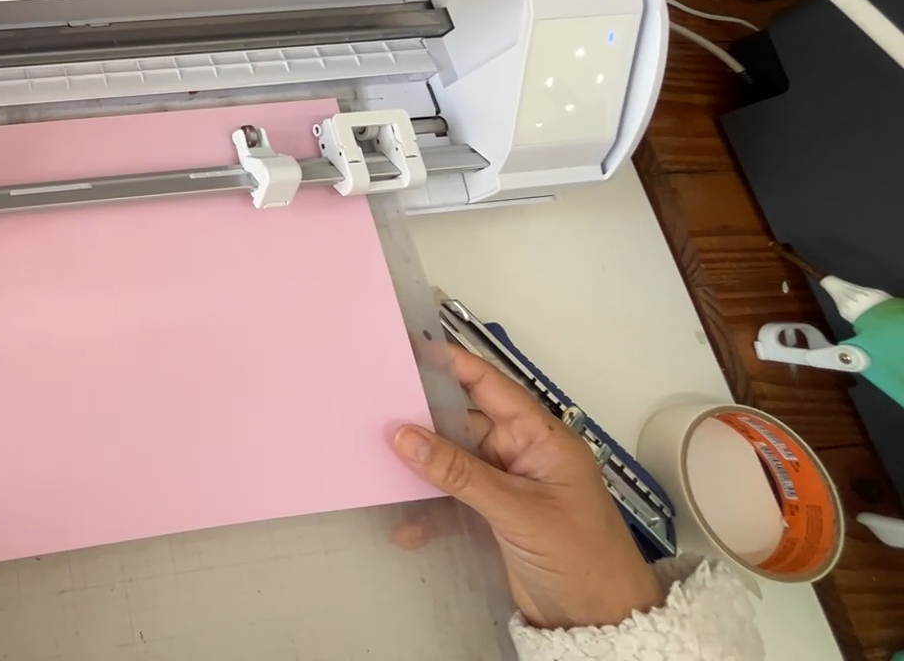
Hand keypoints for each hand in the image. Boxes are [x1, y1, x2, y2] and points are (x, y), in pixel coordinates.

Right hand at [390, 346, 664, 630]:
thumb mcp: (518, 511)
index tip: (403, 347)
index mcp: (538, 437)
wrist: (605, 628)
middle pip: (455, 420)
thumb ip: (457, 472)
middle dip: (416, 420)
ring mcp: (502, 481)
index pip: (486, 383)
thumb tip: (400, 434)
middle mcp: (517, 450)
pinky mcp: (488, 510)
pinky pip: (446, 495)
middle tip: (370, 411)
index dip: (447, 361)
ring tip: (377, 467)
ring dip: (416, 469)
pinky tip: (405, 525)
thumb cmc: (582, 559)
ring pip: (445, 458)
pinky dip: (425, 509)